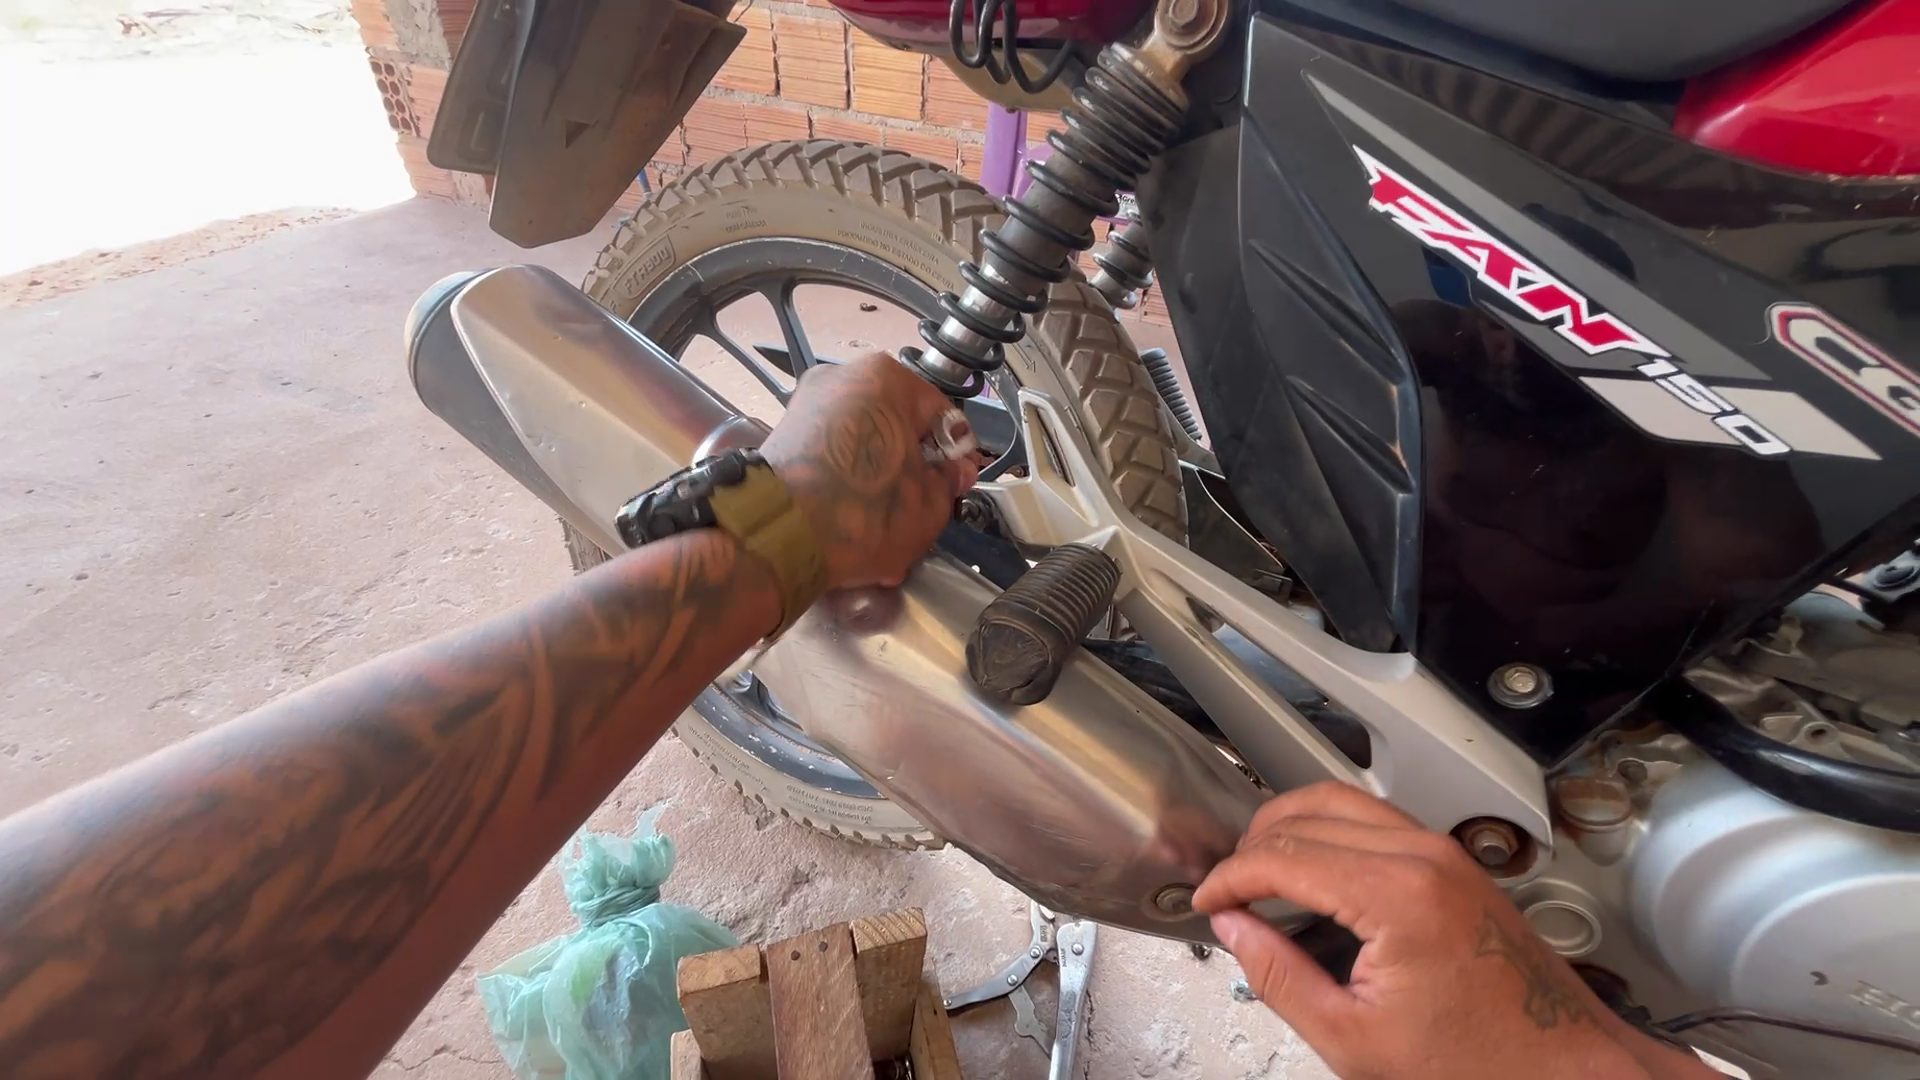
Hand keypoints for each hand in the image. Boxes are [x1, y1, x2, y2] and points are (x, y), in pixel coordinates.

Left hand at [759, 353, 977, 588]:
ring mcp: (807, 405)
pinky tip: (855, 519)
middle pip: (896, 424)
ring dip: (879, 476)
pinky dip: (846, 483)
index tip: (958, 482)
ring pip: (863, 442)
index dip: (956, 454)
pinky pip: (831, 456)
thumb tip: (952, 471)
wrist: (780, 537)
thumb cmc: (868, 512)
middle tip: (925, 501)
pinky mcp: (782, 437)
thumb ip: (949, 481)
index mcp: (888, 377)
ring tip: (888, 520)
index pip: (940, 414)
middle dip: (913, 463)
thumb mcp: (931, 504)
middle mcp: (842, 377)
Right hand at [1196, 783, 1718, 1079]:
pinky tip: (1307, 858)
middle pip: (1300, 819)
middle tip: (1229, 891)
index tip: (1208, 901)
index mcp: (1395, 895)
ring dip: (1282, 824)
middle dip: (1250, 850)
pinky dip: (1321, 823)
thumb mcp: (1355, 1044)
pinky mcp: (1447, 854)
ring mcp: (1436, 847)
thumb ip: (1278, 977)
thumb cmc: (1477, 1069)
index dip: (1230, 877)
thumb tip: (1233, 926)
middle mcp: (1417, 853)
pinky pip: (1366, 812)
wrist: (1575, 1077)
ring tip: (1256, 866)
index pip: (1281, 858)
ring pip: (1331, 799)